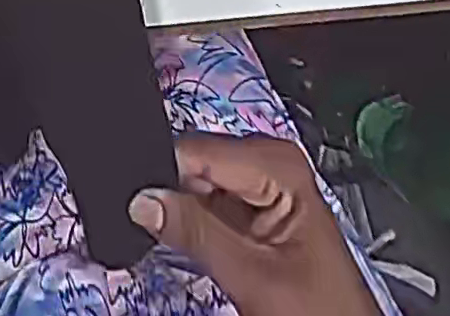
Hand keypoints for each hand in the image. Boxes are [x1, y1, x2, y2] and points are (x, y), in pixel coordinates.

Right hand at [128, 134, 380, 315]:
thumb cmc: (315, 312)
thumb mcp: (253, 277)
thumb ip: (195, 232)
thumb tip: (141, 199)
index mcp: (277, 162)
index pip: (199, 151)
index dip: (163, 175)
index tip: (134, 201)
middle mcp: (268, 158)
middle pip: (196, 160)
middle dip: (170, 188)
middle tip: (145, 219)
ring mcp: (260, 180)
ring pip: (195, 178)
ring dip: (178, 204)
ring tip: (166, 228)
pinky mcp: (250, 202)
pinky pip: (205, 196)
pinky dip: (190, 215)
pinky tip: (184, 232)